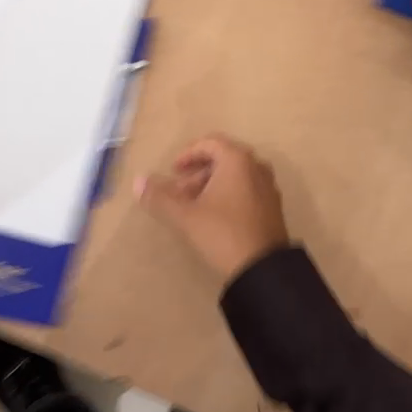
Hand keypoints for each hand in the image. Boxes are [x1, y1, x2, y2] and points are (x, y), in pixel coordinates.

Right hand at [136, 133, 289, 283]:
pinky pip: (246, 188)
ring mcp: (268, 185)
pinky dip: (228, 193)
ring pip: (234, 175)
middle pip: (222, 158)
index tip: (172, 172)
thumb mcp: (186, 216)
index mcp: (237, 159)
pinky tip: (215, 217)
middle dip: (197, 172)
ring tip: (193, 207)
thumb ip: (161, 197)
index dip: (187, 154)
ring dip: (211, 184)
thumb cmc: (223, 233)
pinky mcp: (273, 205)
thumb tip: (138, 181)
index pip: (210, 143)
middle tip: (179, 193)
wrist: (263, 268)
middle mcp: (256, 166)